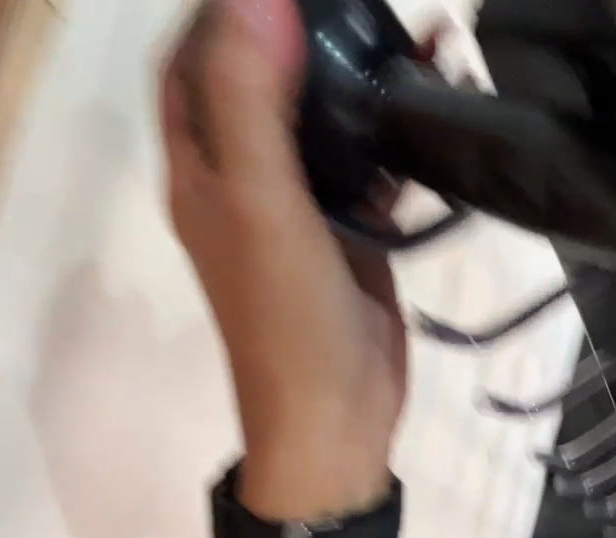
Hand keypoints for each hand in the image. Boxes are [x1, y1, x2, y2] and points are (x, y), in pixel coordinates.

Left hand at [160, 0, 405, 518]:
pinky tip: (421, 119)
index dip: (224, 15)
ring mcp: (300, 216)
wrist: (338, 418)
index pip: (194, 65)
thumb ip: (252, 101)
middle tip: (357, 11)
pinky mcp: (350, 243)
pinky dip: (387, 146)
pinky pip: (363, 177)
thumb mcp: (260, 205)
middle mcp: (245, 186)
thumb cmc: (288, 320)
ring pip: (317, 132)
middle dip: (297, 41)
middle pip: (259, 90)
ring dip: (349, 88)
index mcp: (203, 173)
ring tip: (400, 44)